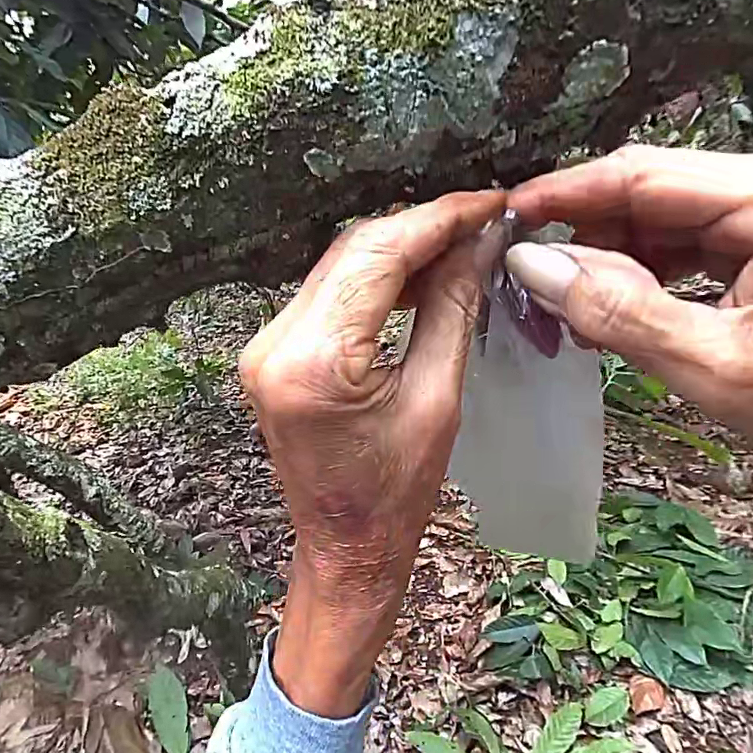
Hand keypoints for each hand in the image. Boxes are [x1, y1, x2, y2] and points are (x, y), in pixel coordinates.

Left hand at [241, 190, 506, 715]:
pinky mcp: (272, 355)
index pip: (379, 255)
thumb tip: (478, 244)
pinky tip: (415, 279)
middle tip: (479, 224)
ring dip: (398, 251)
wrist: (345, 548)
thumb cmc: (396, 496)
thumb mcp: (438, 401)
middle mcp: (275, 344)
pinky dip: (373, 280)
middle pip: (354, 252)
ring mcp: (265, 348)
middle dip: (420, 229)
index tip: (487, 204)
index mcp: (316, 361)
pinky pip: (328, 296)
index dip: (439, 219)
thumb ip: (451, 309)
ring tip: (458, 248)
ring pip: (339, 267)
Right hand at [505, 142, 752, 597]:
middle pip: (664, 188)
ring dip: (623, 253)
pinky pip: (709, 232)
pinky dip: (660, 265)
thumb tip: (535, 264)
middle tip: (538, 280)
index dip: (568, 193)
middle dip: (593, 233)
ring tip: (575, 303)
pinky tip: (625, 299)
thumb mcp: (708, 367)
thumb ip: (615, 309)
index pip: (650, 176)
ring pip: (681, 211)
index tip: (510, 212)